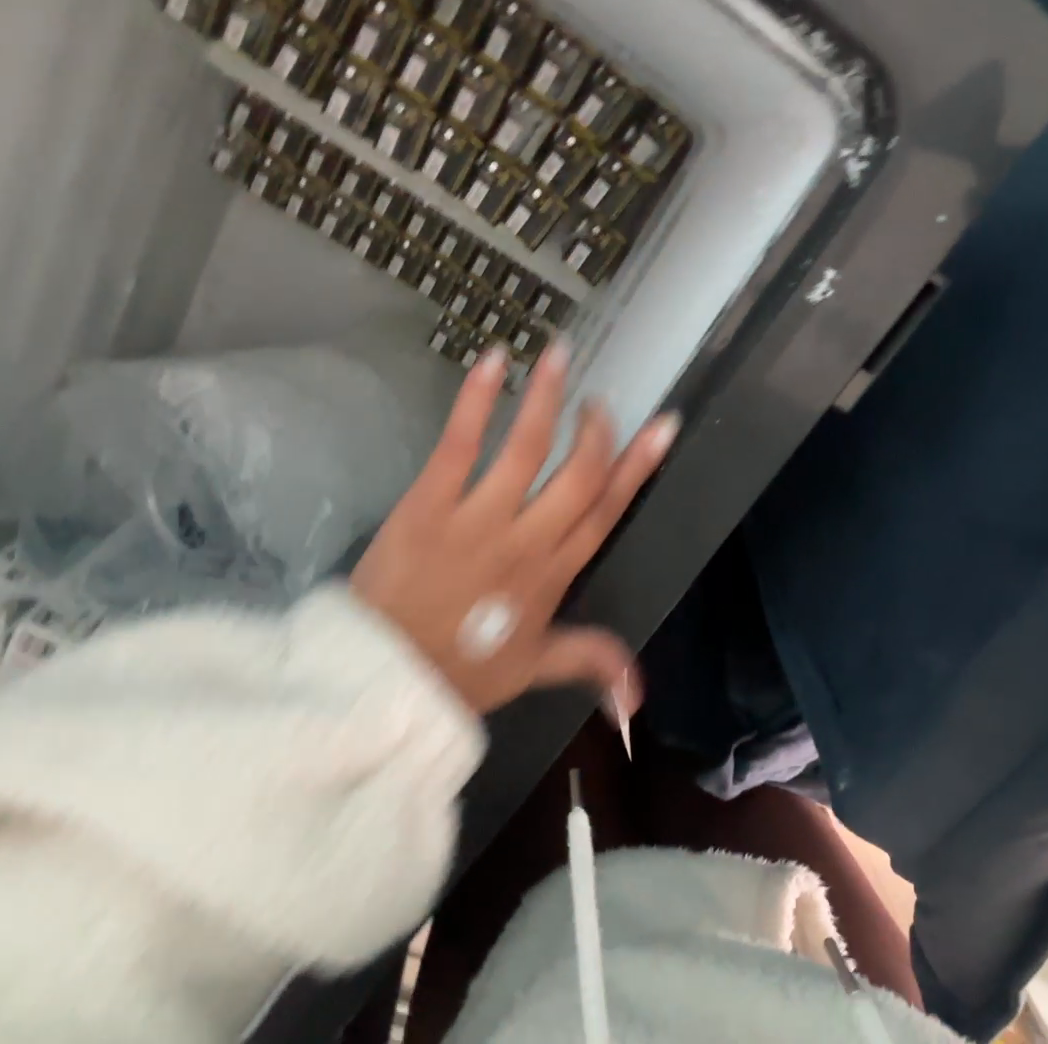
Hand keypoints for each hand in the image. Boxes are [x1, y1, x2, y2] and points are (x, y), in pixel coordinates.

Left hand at [351, 342, 679, 714]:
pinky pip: (460, 443)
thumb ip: (591, 660)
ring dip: (547, 397)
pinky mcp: (430, 502)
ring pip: (527, 448)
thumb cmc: (459, 672)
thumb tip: (640, 693)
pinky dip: (478, 400)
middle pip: (578, 474)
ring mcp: (479, 518)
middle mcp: (527, 540)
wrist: (385, 677)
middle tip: (600, 401)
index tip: (662, 426)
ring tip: (560, 354)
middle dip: (597, 432)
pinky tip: (494, 360)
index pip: (605, 511)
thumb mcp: (532, 670)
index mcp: (553, 575)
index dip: (637, 467)